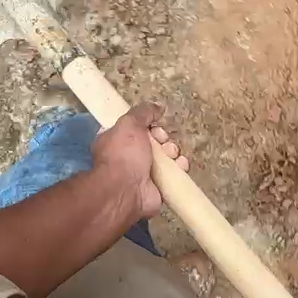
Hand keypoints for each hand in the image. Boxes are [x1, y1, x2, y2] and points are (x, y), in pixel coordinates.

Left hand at [92, 102, 187, 221]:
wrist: (126, 190)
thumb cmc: (123, 154)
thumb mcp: (130, 123)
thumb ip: (143, 112)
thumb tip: (158, 106)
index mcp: (117, 140)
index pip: (137, 128)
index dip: (148, 124)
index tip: (153, 124)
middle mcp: (130, 156)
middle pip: (155, 140)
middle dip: (163, 138)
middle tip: (162, 140)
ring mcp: (145, 172)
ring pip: (167, 156)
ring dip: (173, 151)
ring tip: (170, 154)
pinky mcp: (159, 186)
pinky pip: (174, 173)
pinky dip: (180, 167)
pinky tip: (180, 165)